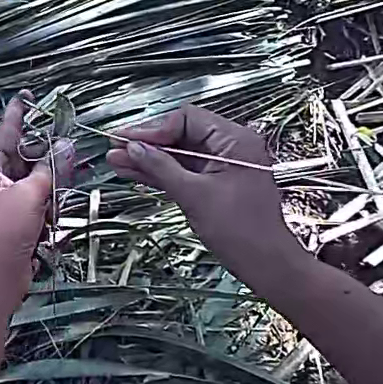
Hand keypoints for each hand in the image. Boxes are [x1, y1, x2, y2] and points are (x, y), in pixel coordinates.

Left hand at [0, 92, 74, 281]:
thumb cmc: (5, 231)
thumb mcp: (32, 195)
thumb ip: (51, 169)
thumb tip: (66, 144)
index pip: (6, 131)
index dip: (19, 113)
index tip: (28, 95)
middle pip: (23, 157)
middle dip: (46, 158)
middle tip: (68, 151)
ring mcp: (0, 202)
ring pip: (32, 181)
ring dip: (49, 187)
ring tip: (59, 194)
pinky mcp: (11, 221)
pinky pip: (33, 203)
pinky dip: (45, 207)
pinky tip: (52, 219)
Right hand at [107, 106, 302, 269]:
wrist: (266, 264)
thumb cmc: (242, 231)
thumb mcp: (194, 195)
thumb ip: (161, 167)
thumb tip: (134, 147)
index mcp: (235, 140)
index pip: (187, 119)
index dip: (155, 129)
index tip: (130, 140)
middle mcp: (231, 146)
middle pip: (181, 134)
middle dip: (147, 143)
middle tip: (116, 146)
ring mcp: (223, 165)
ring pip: (179, 154)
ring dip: (149, 158)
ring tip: (117, 160)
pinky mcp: (216, 183)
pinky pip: (184, 171)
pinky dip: (161, 173)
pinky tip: (134, 172)